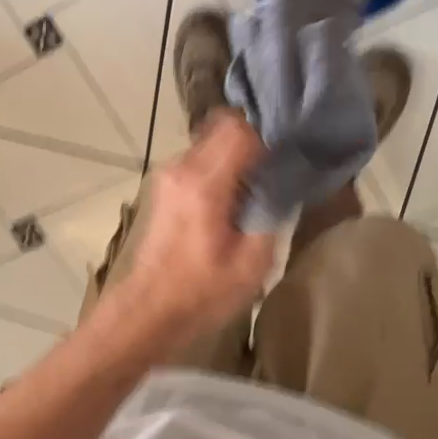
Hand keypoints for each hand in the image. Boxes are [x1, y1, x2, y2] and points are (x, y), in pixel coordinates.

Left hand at [115, 112, 275, 349]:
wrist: (149, 310)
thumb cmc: (202, 291)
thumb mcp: (253, 262)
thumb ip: (271, 213)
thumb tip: (284, 183)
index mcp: (203, 182)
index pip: (239, 129)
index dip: (268, 135)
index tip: (288, 152)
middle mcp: (180, 168)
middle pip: (222, 128)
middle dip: (253, 141)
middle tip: (278, 166)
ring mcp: (167, 175)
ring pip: (210, 142)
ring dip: (235, 156)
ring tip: (258, 186)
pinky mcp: (163, 186)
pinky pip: (198, 160)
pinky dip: (219, 168)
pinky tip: (234, 198)